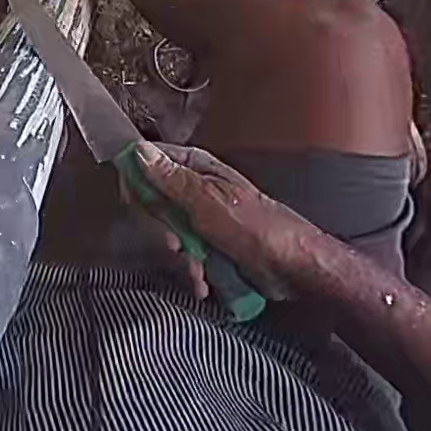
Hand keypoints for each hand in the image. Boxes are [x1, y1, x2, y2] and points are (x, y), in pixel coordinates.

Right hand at [134, 142, 316, 297]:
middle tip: (176, 246)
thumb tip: (139, 149)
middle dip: (159, 231)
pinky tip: (202, 282)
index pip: (145, 163)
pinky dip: (189, 271)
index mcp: (192, 167)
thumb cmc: (254, 227)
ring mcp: (196, 218)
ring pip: (163, 232)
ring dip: (177, 257)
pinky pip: (181, 254)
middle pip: (150, 202)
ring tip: (197, 271)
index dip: (135, 184)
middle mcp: (190, 188)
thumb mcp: (206, 201)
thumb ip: (169, 178)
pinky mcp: (204, 245)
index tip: (136, 206)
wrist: (295, 269)